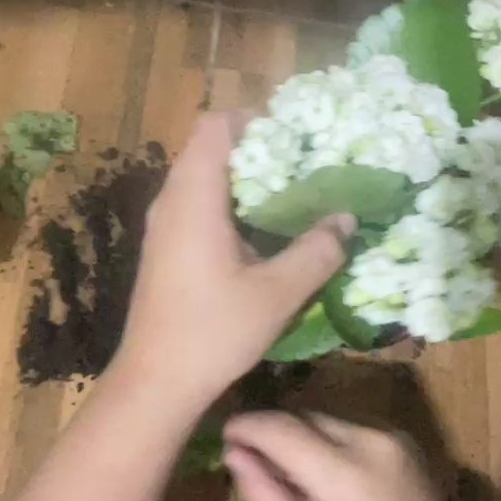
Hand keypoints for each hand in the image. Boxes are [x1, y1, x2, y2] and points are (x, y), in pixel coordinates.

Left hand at [107, 114, 353, 411]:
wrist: (155, 380)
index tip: (294, 138)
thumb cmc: (213, 332)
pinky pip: (195, 206)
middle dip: (256, 150)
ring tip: (289, 200)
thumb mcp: (277, 294)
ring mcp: (162, 226)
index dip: (254, 120)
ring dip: (243, 181)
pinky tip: (260, 236)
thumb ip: (316, 252)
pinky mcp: (163, 249)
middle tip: (302, 168)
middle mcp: (170, 202)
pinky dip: (228, 205)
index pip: (214, 126)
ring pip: (202, 179)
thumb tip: (345, 220)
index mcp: (193, 198)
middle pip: (209, 149)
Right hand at [222, 412, 482, 500]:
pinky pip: (348, 424)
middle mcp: (366, 439)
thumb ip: (263, 494)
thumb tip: (233, 453)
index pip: (279, 427)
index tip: (224, 433)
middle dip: (272, 430)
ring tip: (288, 468)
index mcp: (340, 471)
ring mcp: (387, 433)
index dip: (246, 425)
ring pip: (323, 417)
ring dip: (300, 432)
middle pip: (302, 416)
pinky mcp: (399, 434)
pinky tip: (325, 471)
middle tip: (250, 454)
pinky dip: (327, 438)